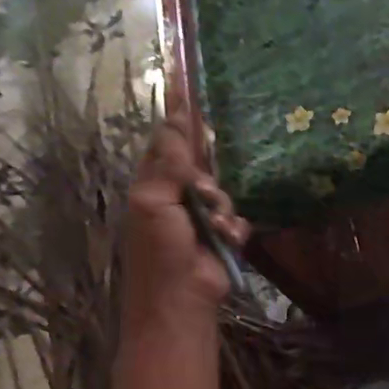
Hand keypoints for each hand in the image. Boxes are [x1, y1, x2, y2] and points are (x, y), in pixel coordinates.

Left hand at [122, 118, 250, 325]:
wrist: (181, 299)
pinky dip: (234, 229)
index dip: (180, 120)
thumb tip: (178, 123)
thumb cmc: (159, 251)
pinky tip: (228, 241)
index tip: (191, 89)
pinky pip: (237, 218)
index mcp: (152, 182)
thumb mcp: (153, 201)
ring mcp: (201, 217)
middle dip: (207, 175)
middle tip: (204, 191)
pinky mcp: (224, 237)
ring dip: (221, 207)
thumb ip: (168, 163)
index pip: (168, 142)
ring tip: (214, 225)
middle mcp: (176, 195)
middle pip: (201, 164)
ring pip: (223, 191)